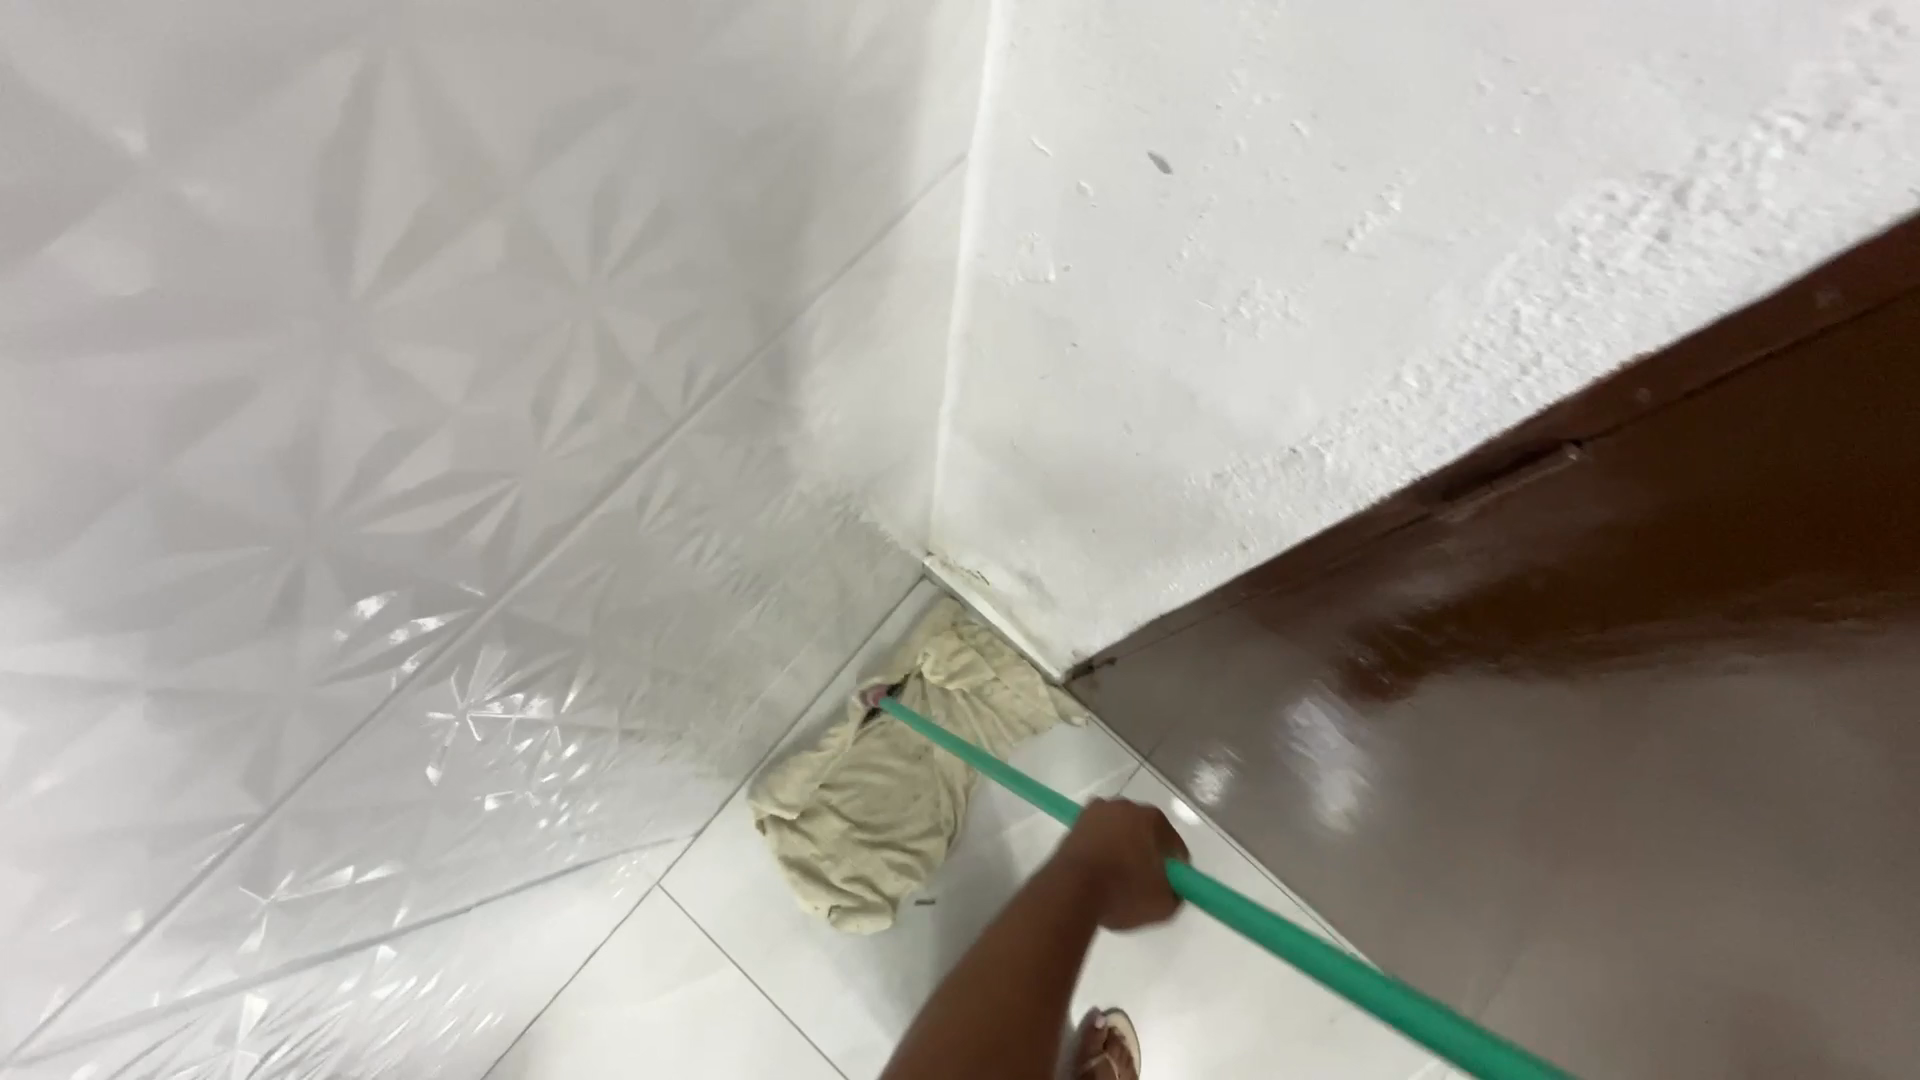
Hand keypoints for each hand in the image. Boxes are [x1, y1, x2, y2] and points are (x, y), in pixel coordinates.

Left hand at [1049, 798, 1189, 930]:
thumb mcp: (1164, 905)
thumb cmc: (1123, 892)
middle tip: (1143, 885)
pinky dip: (1102, 847)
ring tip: (1117, 879)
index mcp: (1152, 818)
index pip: (1173, 846)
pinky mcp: (1076, 821)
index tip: (1167, 889)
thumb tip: (1173, 888)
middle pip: (1146, 834)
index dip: (1174, 870)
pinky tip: (1099, 870)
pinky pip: (1099, 835)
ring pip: (1121, 832)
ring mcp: (1098, 810)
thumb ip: (1177, 893)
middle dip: (1147, 855)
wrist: (1071, 889)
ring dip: (1123, 849)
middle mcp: (1126, 806)